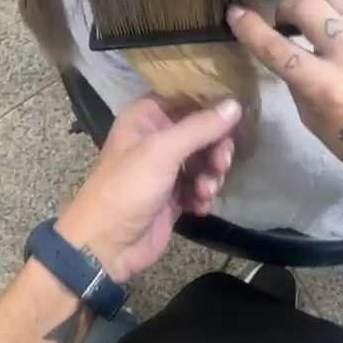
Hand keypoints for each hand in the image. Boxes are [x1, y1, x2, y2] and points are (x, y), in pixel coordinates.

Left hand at [55, 97, 240, 282]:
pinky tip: (199, 206)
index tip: (236, 113)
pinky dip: (204, 194)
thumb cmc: (128, 188)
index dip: (210, 105)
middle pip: (201, 130)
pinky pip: (200, 185)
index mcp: (146, 117)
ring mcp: (165, 168)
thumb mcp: (162, 151)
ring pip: (204, 159)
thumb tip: (236, 104)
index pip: (185, 98)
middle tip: (221, 162)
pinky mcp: (174, 195)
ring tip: (205, 190)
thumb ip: (200, 127)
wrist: (106, 245)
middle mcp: (156, 137)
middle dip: (215, 147)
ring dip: (211, 174)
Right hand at [226, 0, 342, 193]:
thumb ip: (296, 80)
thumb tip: (280, 45)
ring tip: (323, 16)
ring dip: (321, 2)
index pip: (277, 48)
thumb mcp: (315, 122)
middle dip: (286, 7)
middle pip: (306, 7)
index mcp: (328, 90)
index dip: (250, 27)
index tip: (236, 13)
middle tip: (286, 18)